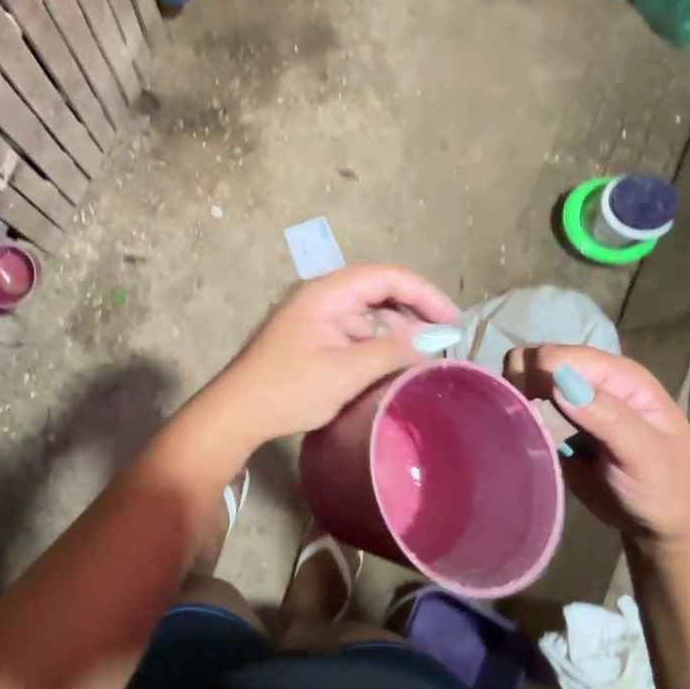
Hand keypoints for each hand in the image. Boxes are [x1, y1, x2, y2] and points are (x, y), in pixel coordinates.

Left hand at [198, 265, 459, 446]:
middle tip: (444, 335)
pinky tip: (390, 363)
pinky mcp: (308, 336)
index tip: (453, 320)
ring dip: (394, 326)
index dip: (423, 293)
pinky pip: (351, 328)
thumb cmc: (288, 389)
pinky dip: (375, 340)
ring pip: (364, 310)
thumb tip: (432, 338)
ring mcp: (311, 315)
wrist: (236, 412)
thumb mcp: (346, 372)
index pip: (384, 276)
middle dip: (413, 307)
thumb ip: (391, 350)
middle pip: (375, 288)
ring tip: (422, 352)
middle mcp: (318, 295)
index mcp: (324, 293)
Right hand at [507, 345, 689, 548]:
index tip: (532, 407)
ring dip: (517, 401)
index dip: (540, 374)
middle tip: (527, 420)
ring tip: (528, 431)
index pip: (562, 356)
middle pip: (536, 360)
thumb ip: (609, 418)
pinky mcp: (556, 423)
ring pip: (525, 380)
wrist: (662, 524)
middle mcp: (592, 380)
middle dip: (522, 384)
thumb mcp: (647, 456)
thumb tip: (560, 384)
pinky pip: (525, 407)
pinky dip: (518, 416)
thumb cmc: (666, 489)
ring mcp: (572, 400)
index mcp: (619, 376)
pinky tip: (526, 437)